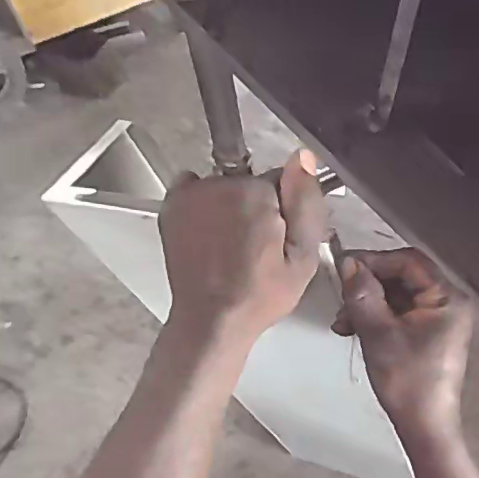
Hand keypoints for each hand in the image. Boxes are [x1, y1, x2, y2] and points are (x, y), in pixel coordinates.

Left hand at [159, 149, 327, 341]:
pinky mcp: (172, 207)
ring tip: (236, 248)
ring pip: (227, 188)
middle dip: (262, 209)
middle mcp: (220, 185)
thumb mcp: (303, 258)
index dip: (290, 211)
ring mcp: (191, 195)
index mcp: (256, 194)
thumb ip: (306, 204)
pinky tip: (213, 235)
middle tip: (263, 249)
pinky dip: (205, 204)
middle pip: (254, 183)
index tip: (284, 239)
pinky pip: (195, 189)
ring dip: (234, 208)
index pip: (286, 181)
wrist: (213, 320)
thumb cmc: (260, 295)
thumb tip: (303, 157)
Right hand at [333, 248, 472, 435]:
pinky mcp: (430, 336)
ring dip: (368, 304)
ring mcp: (441, 320)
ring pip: (399, 297)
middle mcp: (449, 303)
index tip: (344, 269)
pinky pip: (401, 315)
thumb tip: (348, 263)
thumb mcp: (379, 334)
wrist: (426, 426)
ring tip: (343, 324)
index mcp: (447, 298)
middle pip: (404, 278)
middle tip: (341, 301)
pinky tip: (353, 331)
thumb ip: (362, 294)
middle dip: (369, 286)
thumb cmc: (406, 380)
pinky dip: (378, 319)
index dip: (375, 260)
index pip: (409, 261)